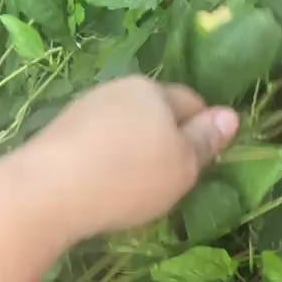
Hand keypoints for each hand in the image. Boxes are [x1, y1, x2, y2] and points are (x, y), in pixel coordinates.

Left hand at [17, 76, 238, 240]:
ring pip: (123, 128)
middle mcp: (118, 90)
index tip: (201, 163)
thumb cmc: (131, 177)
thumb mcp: (182, 166)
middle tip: (169, 179)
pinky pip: (95, 145)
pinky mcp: (58, 134)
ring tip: (132, 189)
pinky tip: (102, 189)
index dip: (202, 130)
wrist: (50, 191)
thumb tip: (230, 115)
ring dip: (133, 151)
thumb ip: (205, 141)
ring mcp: (84, 110)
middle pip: (153, 112)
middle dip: (165, 139)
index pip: (191, 102)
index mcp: (154, 90)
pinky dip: (105, 163)